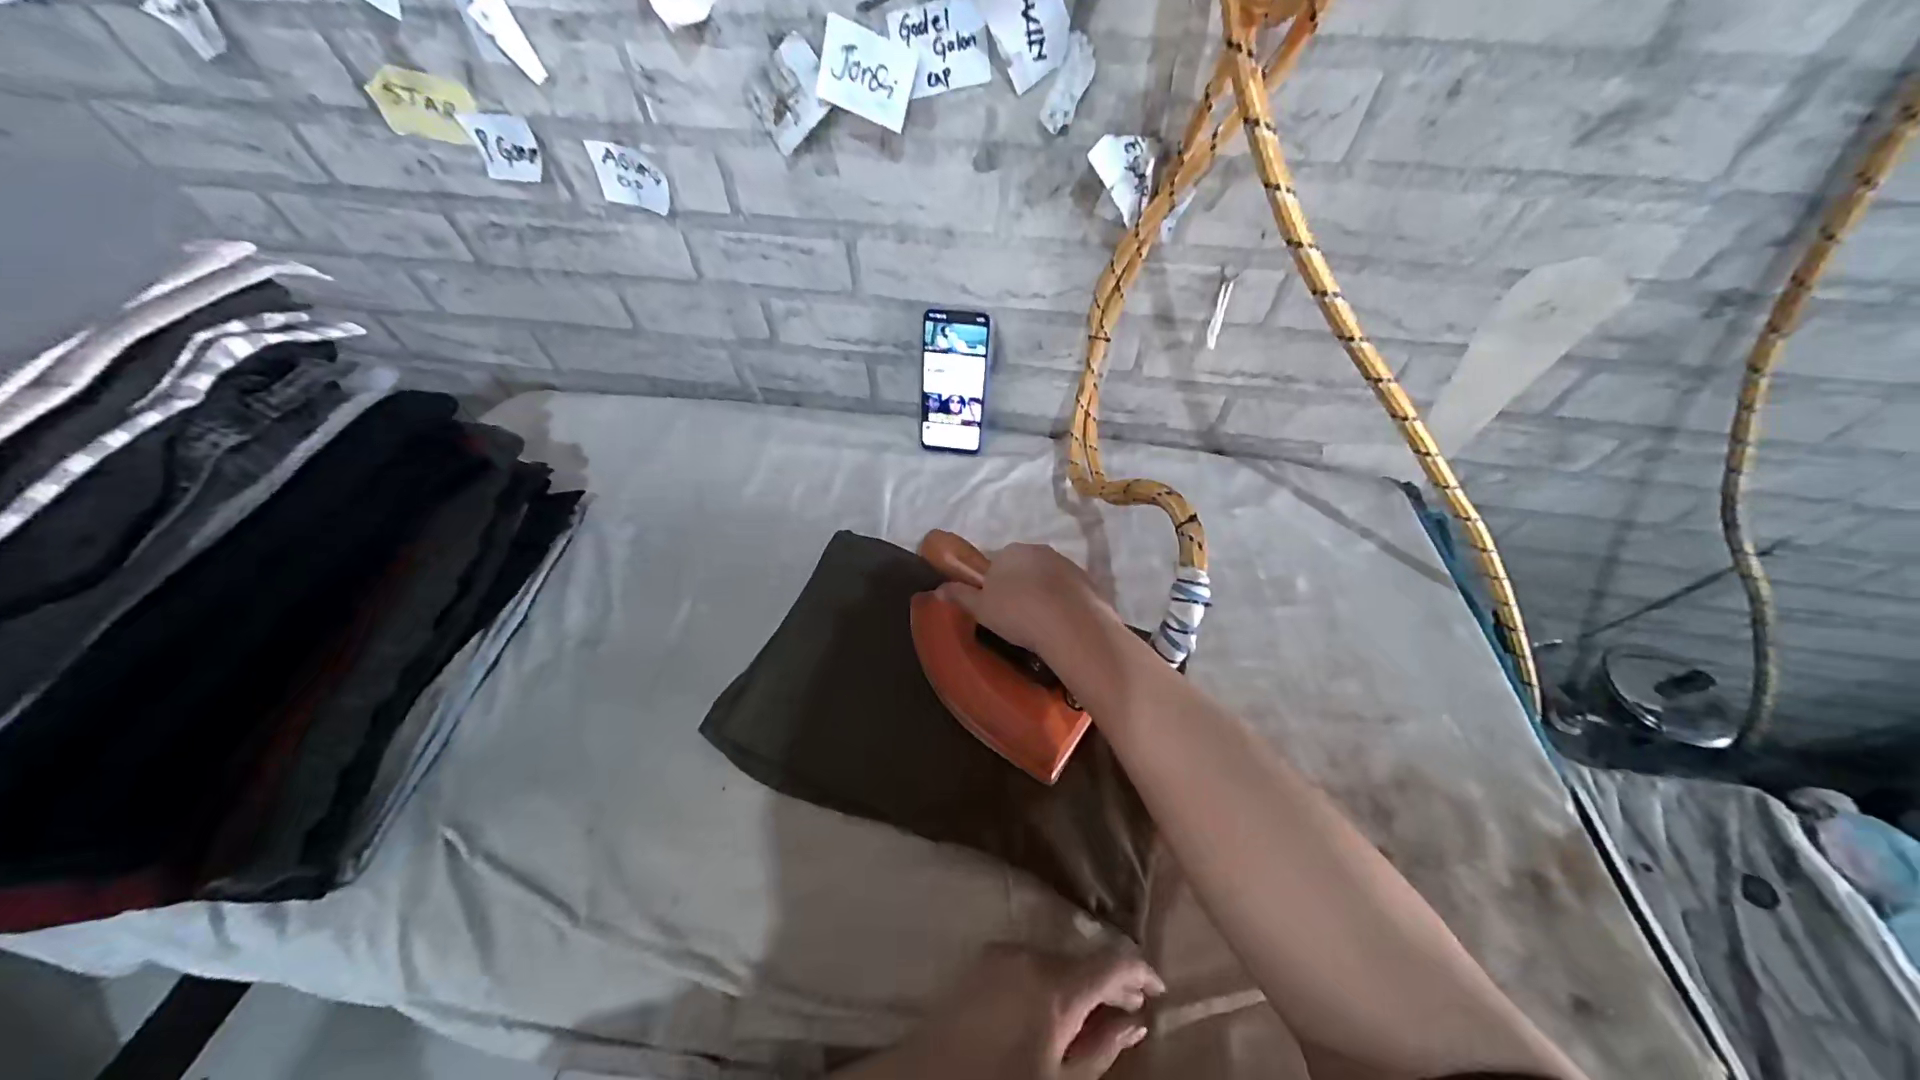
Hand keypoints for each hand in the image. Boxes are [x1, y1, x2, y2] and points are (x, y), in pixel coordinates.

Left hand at [835, 945, 1163, 1079]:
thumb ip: (1102, 1047)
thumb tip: (1134, 1021)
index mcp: (1055, 986)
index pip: (1113, 962)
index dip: (1141, 971)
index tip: (1159, 990)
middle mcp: (1030, 956)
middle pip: (1084, 960)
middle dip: (1110, 982)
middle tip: (1133, 1008)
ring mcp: (1002, 953)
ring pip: (1057, 960)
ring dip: (1079, 980)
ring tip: (1094, 1013)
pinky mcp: (982, 960)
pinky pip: (1030, 961)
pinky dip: (1050, 977)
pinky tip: (1054, 1006)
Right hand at [935, 544, 1123, 667]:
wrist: (1071, 624)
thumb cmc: (1017, 613)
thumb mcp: (981, 608)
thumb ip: (960, 596)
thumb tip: (938, 588)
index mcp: (1009, 552)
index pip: (997, 563)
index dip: (994, 585)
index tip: (996, 607)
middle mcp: (1038, 550)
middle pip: (1023, 567)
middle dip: (1020, 586)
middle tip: (1017, 617)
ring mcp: (1066, 563)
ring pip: (1047, 578)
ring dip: (1042, 593)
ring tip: (1041, 624)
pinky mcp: (1087, 580)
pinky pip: (1068, 590)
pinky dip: (1063, 602)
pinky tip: (1061, 624)